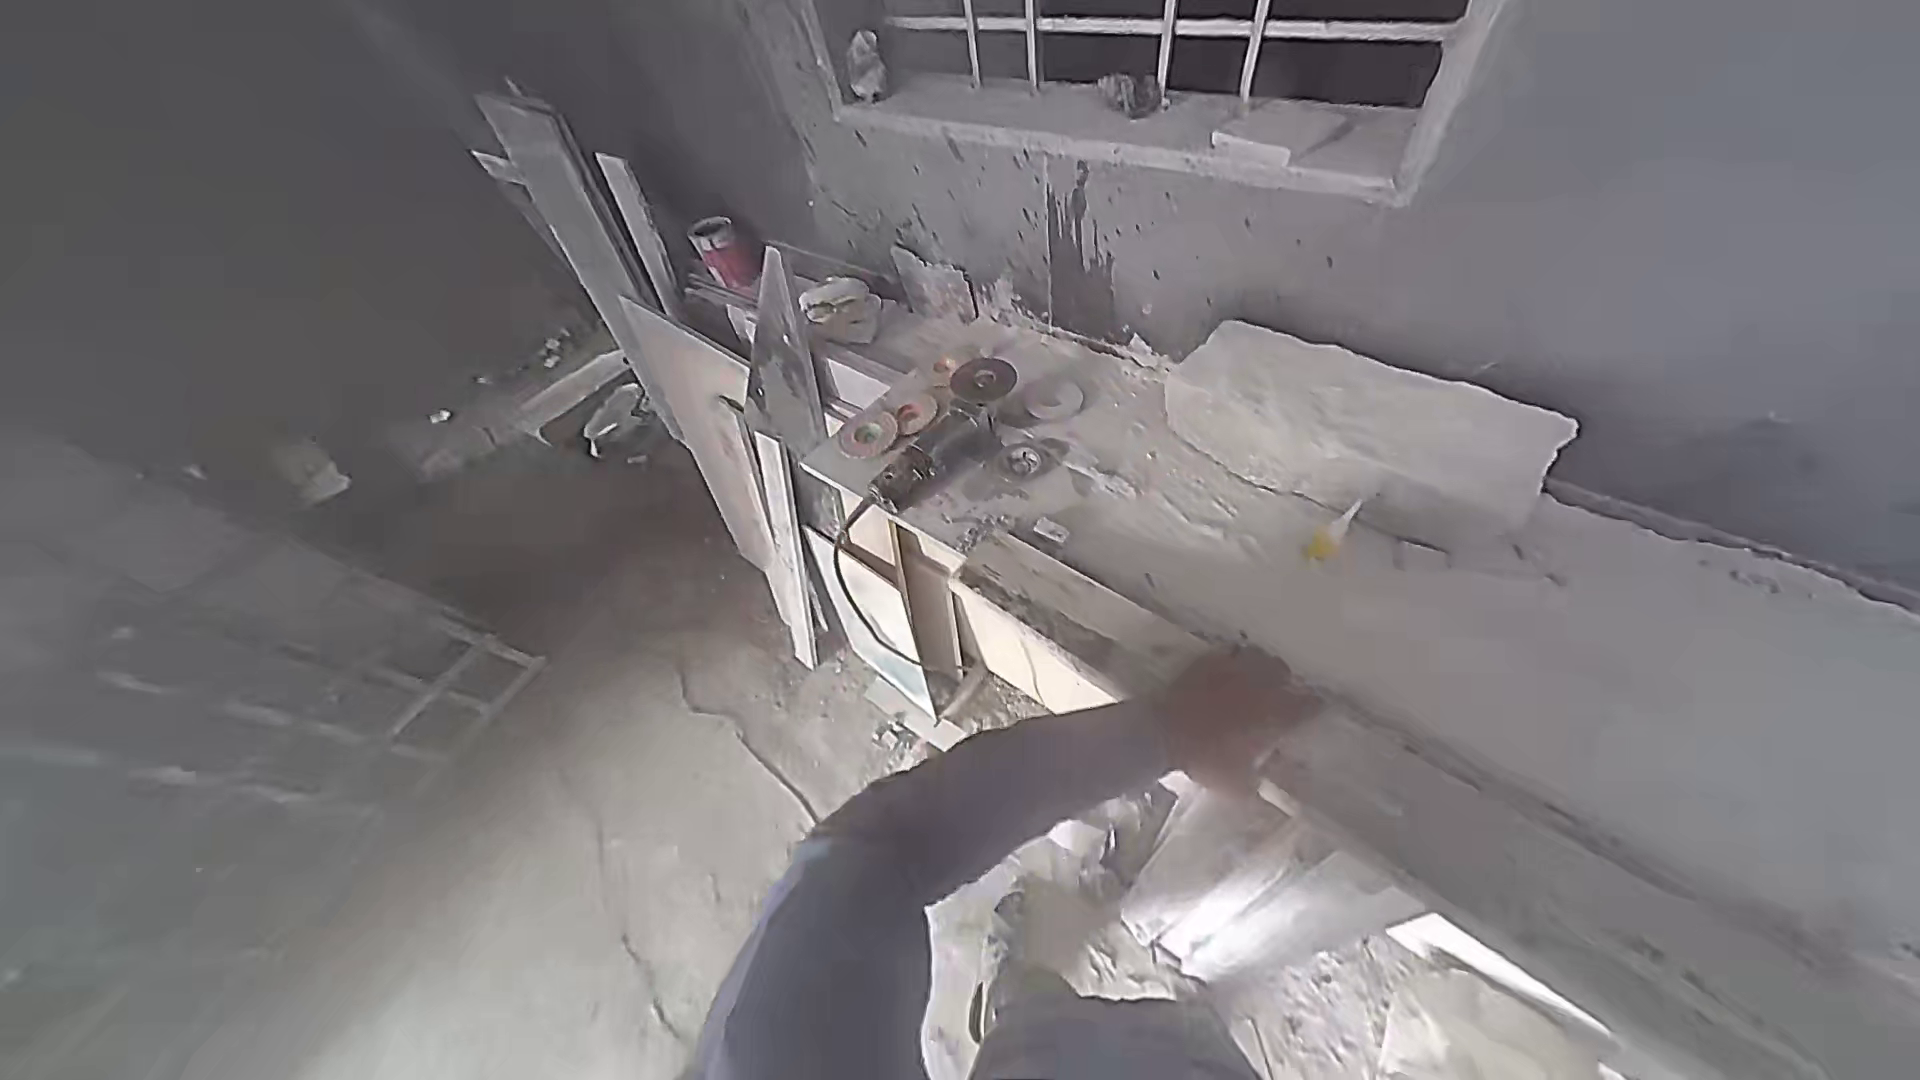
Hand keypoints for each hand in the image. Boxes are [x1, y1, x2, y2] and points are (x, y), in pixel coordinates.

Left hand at [1155, 648, 1321, 795]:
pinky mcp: (1207, 662)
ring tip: (1258, 673)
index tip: (1313, 709)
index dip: (1313, 706)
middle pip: (1284, 672)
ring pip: (1258, 655)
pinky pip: (1229, 650)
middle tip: (1281, 690)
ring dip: (1262, 663)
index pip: (1308, 704)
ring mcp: (1231, 670)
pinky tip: (1231, 664)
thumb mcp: (1242, 782)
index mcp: (1272, 715)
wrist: (1164, 735)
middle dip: (1286, 680)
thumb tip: (1291, 773)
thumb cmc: (1205, 761)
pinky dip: (1235, 656)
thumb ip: (1270, 775)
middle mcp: (1257, 687)